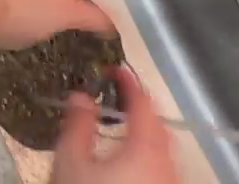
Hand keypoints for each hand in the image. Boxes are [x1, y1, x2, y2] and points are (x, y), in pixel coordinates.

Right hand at [53, 66, 181, 183]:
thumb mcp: (71, 158)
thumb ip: (78, 123)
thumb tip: (81, 94)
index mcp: (145, 152)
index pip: (145, 108)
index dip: (132, 85)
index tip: (114, 68)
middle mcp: (167, 170)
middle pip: (162, 131)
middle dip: (143, 108)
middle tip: (120, 92)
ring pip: (167, 153)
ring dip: (149, 132)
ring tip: (125, 121)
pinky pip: (166, 169)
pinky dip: (152, 152)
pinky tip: (133, 156)